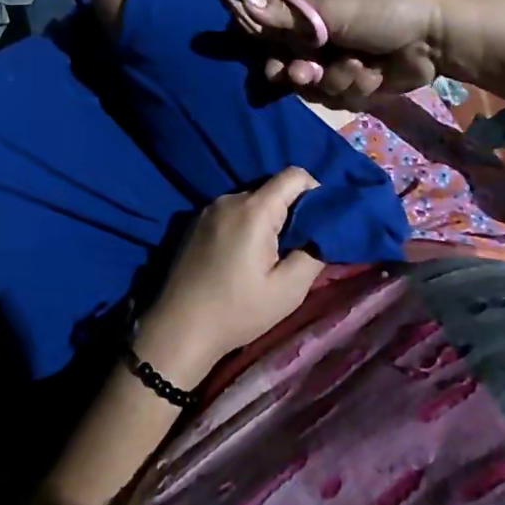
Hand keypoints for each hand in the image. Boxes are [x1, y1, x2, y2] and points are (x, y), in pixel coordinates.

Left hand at [136, 168, 324, 386]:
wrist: (179, 329)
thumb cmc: (237, 311)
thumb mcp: (288, 290)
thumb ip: (315, 253)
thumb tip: (325, 231)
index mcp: (254, 209)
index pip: (295, 175)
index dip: (315, 192)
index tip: (319, 223)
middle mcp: (230, 198)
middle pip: (272, 189)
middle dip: (291, 211)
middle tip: (297, 247)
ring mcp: (208, 209)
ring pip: (252, 201)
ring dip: (266, 220)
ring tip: (268, 256)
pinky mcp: (195, 222)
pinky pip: (232, 212)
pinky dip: (245, 226)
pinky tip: (241, 258)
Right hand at [237, 0, 462, 109]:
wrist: (436, 36)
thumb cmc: (384, 11)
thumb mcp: (334, 10)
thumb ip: (289, 15)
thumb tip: (243, 0)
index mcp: (315, 16)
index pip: (279, 39)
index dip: (274, 57)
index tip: (276, 68)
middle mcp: (325, 40)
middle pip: (295, 69)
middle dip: (304, 74)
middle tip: (310, 74)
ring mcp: (344, 63)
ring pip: (320, 88)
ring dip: (339, 79)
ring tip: (361, 67)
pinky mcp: (362, 85)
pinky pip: (344, 97)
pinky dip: (360, 87)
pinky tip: (377, 76)